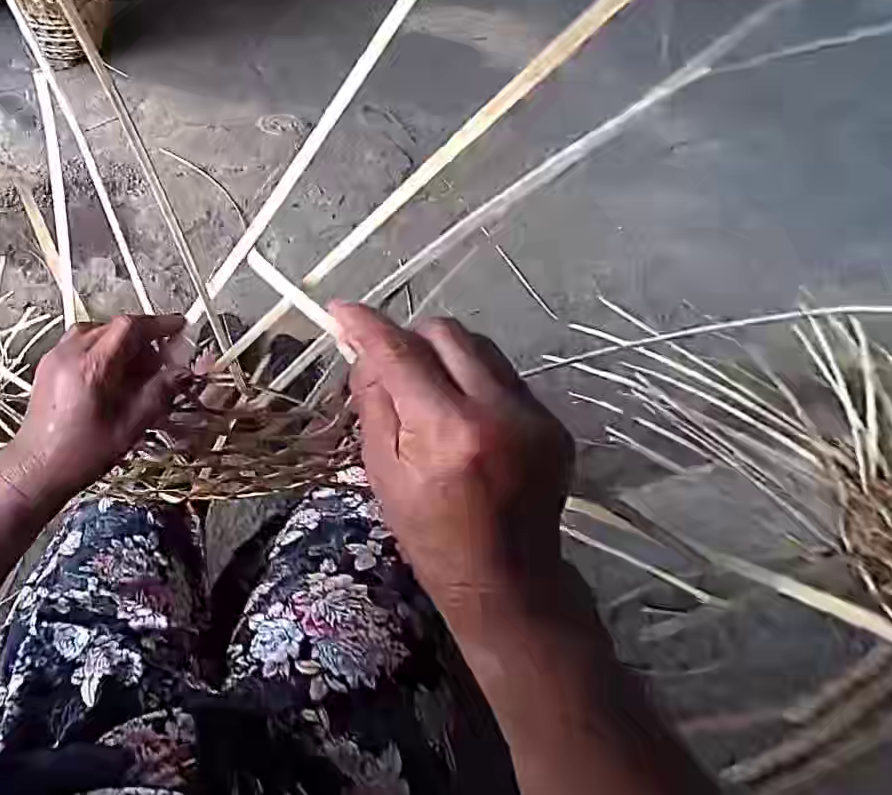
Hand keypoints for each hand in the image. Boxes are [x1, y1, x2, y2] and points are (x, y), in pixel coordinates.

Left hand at [0, 314, 189, 505]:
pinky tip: (111, 374)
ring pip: (97, 331)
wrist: (34, 470)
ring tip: (136, 370)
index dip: (158, 324)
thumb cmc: (80, 455)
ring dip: (122, 343)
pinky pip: (80, 341)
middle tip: (161, 362)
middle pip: (115, 327)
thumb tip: (182, 373)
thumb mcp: (129, 427)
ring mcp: (55, 356)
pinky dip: (102, 348)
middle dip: (143, 339)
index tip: (178, 328)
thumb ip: (158, 394)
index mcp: (91, 367)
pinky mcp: (48, 364)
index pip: (129, 327)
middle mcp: (70, 353)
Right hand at [329, 302, 572, 610]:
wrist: (508, 582)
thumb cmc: (430, 534)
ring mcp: (534, 415)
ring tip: (427, 392)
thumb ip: (373, 402)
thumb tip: (364, 352)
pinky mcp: (552, 422)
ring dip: (442, 355)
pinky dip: (471, 378)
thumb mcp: (382, 470)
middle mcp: (499, 411)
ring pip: (477, 345)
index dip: (366, 325)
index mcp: (448, 431)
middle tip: (390, 368)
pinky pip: (500, 373)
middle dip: (408, 338)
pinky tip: (462, 414)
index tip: (339, 310)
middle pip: (444, 332)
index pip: (399, 354)